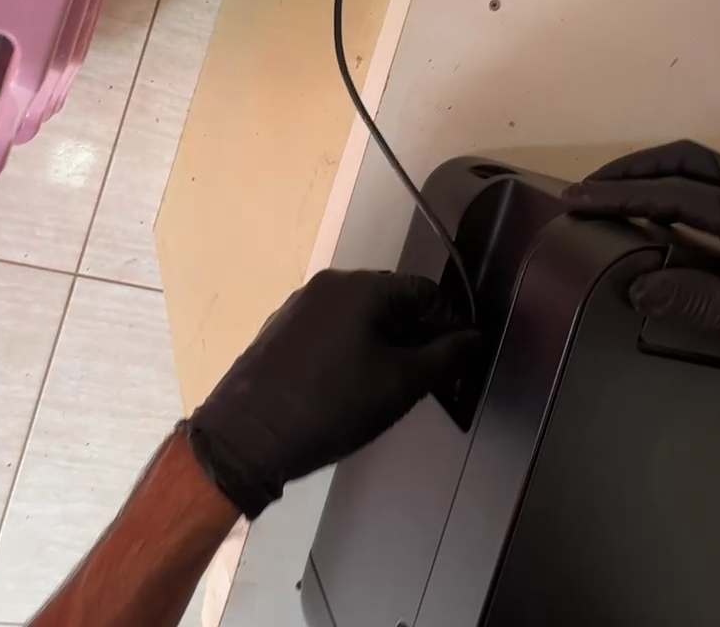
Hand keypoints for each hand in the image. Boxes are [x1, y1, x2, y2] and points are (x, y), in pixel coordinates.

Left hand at [182, 270, 479, 517]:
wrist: (245, 435)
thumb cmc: (330, 405)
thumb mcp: (399, 385)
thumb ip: (443, 357)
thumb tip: (474, 337)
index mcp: (361, 287)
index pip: (423, 291)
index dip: (449, 322)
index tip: (459, 357)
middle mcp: (330, 283)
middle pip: (391, 298)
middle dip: (417, 331)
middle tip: (431, 374)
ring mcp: (301, 303)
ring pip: (360, 313)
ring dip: (386, 339)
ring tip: (395, 381)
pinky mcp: (283, 326)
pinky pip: (332, 325)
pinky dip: (354, 344)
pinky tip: (354, 381)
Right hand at [565, 141, 719, 458]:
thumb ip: (708, 304)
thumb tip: (635, 285)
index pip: (681, 194)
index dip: (623, 195)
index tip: (574, 201)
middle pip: (694, 160)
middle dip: (636, 168)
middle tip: (590, 190)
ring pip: (711, 170)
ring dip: (660, 175)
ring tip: (618, 197)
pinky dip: (684, 192)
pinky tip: (671, 220)